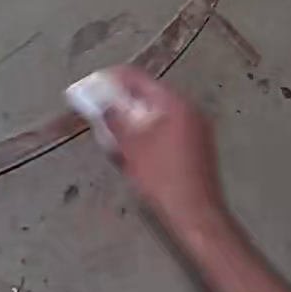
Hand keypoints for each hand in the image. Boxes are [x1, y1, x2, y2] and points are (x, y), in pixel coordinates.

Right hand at [76, 65, 225, 226]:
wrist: (195, 212)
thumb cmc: (163, 179)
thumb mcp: (130, 146)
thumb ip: (114, 118)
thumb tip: (102, 101)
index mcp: (175, 103)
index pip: (138, 79)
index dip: (111, 80)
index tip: (92, 85)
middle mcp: (190, 109)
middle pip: (149, 95)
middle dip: (122, 102)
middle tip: (99, 110)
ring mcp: (197, 128)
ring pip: (158, 114)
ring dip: (134, 119)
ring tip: (114, 133)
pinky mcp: (198, 145)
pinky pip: (168, 129)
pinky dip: (149, 133)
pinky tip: (135, 151)